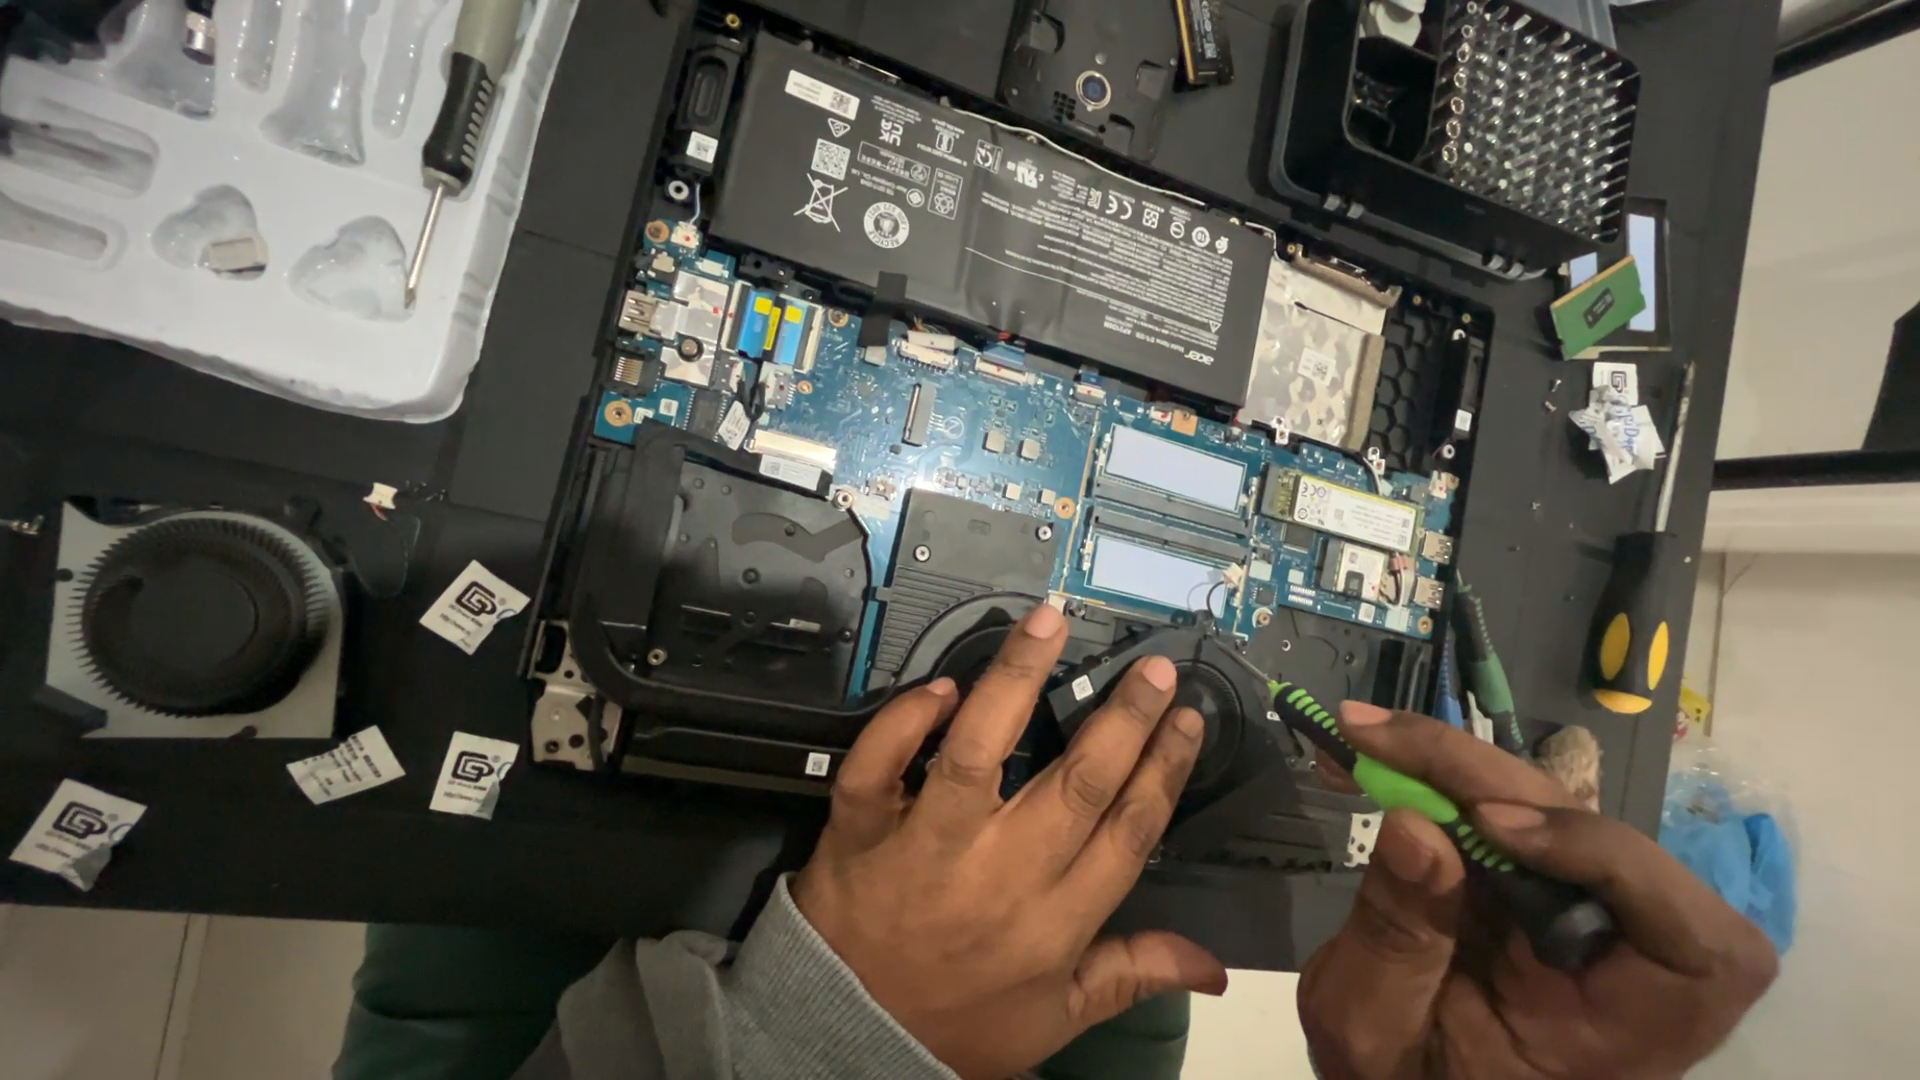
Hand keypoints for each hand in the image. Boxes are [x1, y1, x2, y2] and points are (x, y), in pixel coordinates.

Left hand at [791, 604, 1228, 1079]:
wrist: (845, 1034)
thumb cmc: (958, 1021)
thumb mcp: (1054, 1018)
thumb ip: (1131, 975)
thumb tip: (1214, 968)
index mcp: (1055, 919)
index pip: (1128, 829)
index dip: (1164, 768)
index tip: (1186, 717)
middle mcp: (999, 873)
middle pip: (1075, 781)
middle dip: (1122, 718)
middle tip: (1152, 667)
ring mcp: (925, 846)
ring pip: (977, 750)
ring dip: (1015, 680)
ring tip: (1048, 622)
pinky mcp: (861, 829)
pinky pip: (879, 765)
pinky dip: (905, 721)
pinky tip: (942, 686)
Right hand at [1299, 704, 1777, 1079]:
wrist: (1390, 1079)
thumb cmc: (1391, 1077)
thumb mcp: (1368, 1023)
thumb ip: (1395, 936)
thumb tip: (1415, 824)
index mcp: (1611, 1035)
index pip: (1694, 945)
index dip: (1610, 863)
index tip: (1490, 823)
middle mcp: (1613, 965)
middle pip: (1596, 841)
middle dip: (1482, 776)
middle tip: (1376, 734)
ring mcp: (1567, 916)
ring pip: (1547, 811)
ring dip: (1452, 764)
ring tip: (1362, 736)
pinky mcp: (1522, 884)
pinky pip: (1499, 814)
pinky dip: (1438, 777)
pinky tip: (1377, 759)